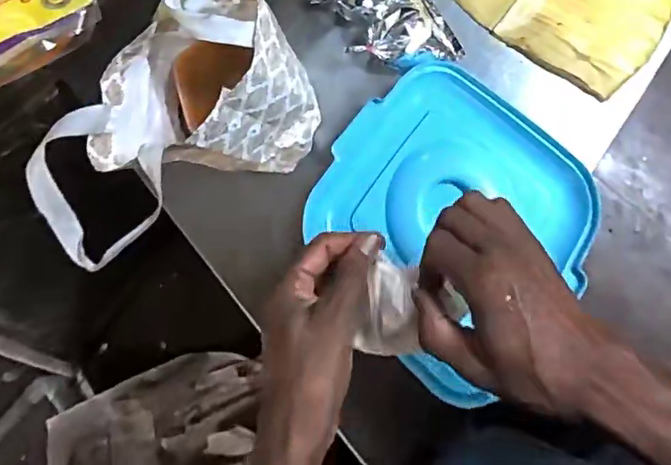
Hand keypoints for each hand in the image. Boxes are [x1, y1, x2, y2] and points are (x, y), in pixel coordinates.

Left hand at [254, 231, 380, 464]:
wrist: (297, 431)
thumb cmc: (314, 372)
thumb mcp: (336, 319)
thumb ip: (352, 276)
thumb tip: (369, 239)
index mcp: (287, 287)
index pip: (320, 246)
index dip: (350, 239)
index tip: (381, 243)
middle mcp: (287, 298)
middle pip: (321, 263)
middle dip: (351, 256)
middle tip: (383, 259)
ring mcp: (295, 320)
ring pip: (326, 285)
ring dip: (351, 277)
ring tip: (379, 278)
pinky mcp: (306, 339)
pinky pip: (328, 306)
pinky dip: (347, 299)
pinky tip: (367, 305)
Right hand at [414, 192, 613, 417]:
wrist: (582, 362)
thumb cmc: (528, 370)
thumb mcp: (474, 367)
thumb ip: (434, 332)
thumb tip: (420, 295)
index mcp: (484, 278)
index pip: (436, 245)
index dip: (426, 268)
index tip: (435, 294)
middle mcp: (499, 246)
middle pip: (449, 217)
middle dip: (437, 242)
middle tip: (444, 273)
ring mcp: (516, 236)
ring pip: (470, 201)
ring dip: (457, 222)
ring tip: (460, 252)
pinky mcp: (530, 235)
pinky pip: (495, 205)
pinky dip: (481, 214)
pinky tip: (482, 242)